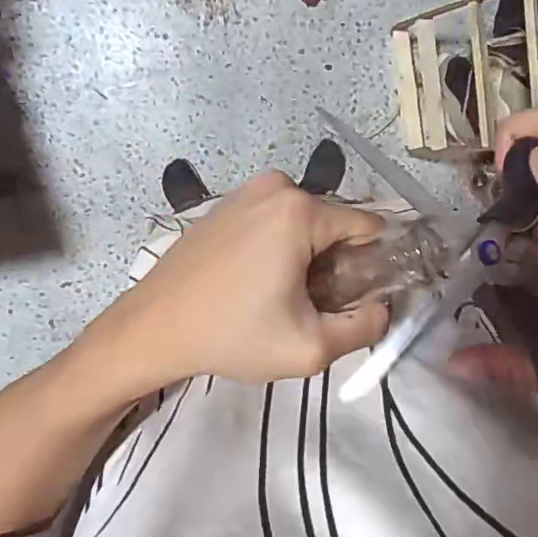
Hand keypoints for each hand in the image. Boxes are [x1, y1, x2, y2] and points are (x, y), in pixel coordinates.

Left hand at [84, 172, 390, 387]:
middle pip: (333, 223)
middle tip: (307, 305)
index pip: (368, 226)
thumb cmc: (231, 335)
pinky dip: (274, 247)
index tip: (349, 300)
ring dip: (304, 255)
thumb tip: (384, 309)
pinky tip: (251, 282)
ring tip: (276, 296)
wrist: (153, 327)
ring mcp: (242, 192)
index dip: (371, 265)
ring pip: (301, 223)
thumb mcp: (310, 348)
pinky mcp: (220, 206)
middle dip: (334, 261)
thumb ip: (365, 328)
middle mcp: (274, 187)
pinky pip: (270, 221)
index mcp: (300, 210)